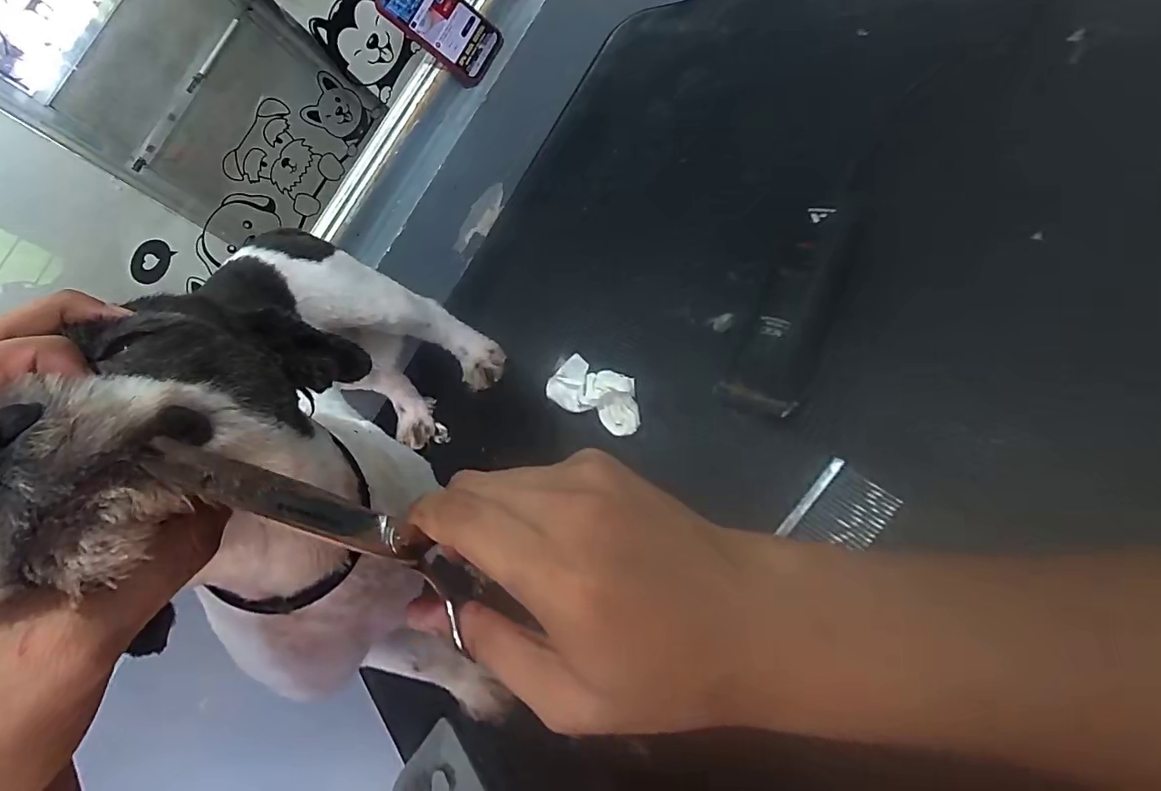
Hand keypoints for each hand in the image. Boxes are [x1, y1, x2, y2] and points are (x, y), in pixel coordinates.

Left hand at [0, 292, 225, 790]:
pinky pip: (18, 443)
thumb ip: (155, 562)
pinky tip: (122, 429)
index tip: (102, 375)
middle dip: (53, 331)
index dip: (34, 350)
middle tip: (130, 333)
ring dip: (65, 368)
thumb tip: (224, 489)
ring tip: (135, 370)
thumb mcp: (74, 647)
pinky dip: (69, 416)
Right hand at [405, 449, 773, 734]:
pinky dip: (523, 499)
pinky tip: (557, 536)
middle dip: (450, 520)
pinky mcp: (601, 461)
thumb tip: (429, 607)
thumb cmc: (662, 673)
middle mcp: (564, 503)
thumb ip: (489, 647)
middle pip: (469, 485)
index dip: (419, 523)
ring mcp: (585, 473)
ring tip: (515, 556)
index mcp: (554, 568)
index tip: (412, 550)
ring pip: (499, 476)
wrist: (748, 615)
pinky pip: (534, 472)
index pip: (456, 514)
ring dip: (487, 510)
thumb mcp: (568, 699)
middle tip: (464, 567)